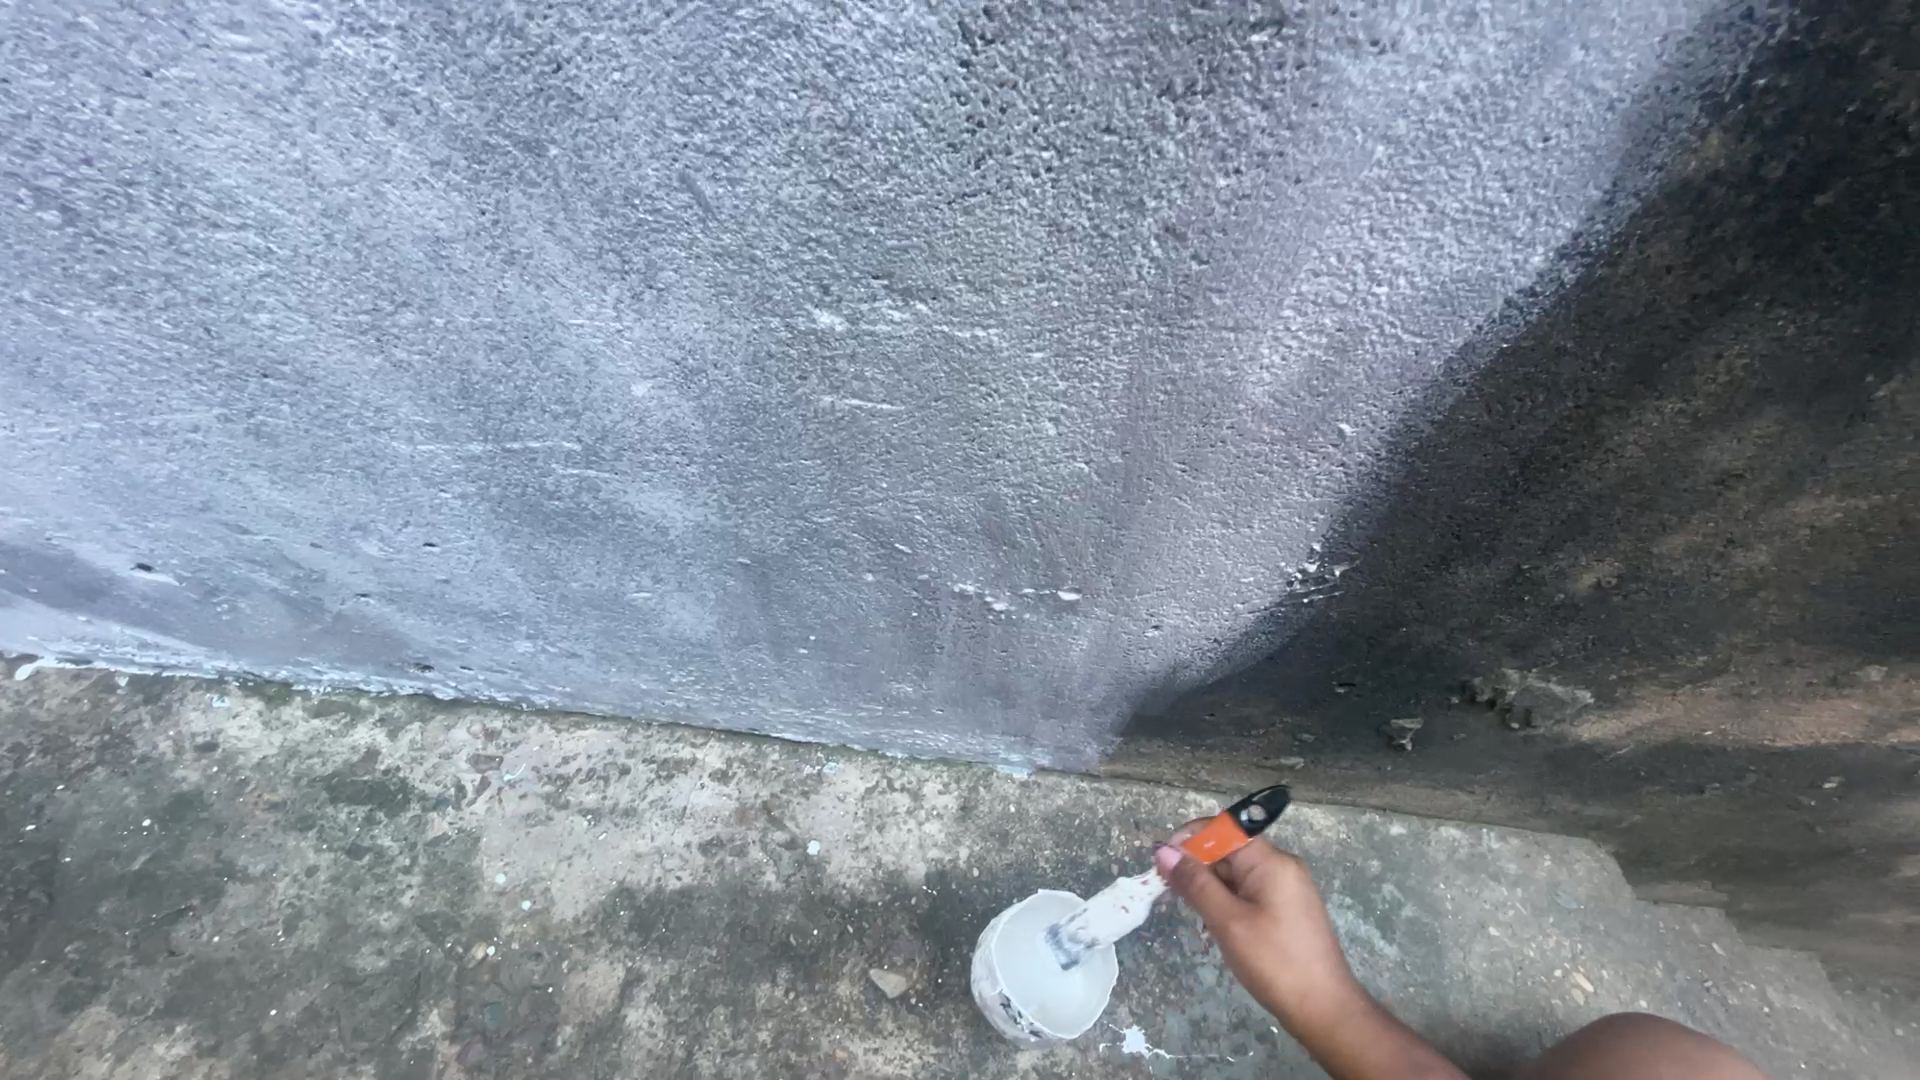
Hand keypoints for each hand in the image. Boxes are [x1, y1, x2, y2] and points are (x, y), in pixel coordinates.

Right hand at [1155, 819, 1467, 1079]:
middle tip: (1171, 893)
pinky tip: (1215, 925)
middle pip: (1228, 851)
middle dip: (1197, 867)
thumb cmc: (1275, 963)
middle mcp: (1281, 867)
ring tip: (1194, 915)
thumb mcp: (1227, 921)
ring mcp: (1286, 888)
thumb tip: (1163, 851)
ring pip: (1236, 873)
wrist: (1326, 1013)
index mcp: (1271, 861)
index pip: (1223, 830)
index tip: (1165, 863)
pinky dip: (1227, 901)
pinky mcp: (1286, 909)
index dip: (1191, 839)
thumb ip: (1194, 883)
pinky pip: (1248, 891)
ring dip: (1210, 887)